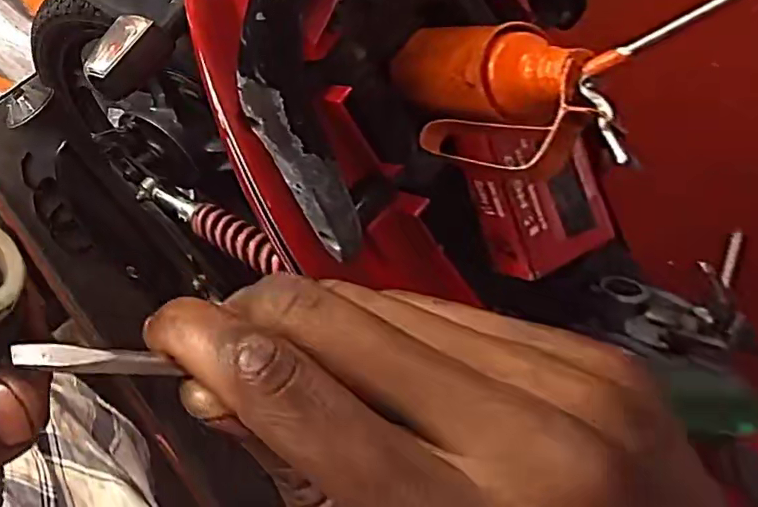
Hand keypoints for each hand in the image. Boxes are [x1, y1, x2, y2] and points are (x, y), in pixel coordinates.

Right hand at [145, 275, 724, 506]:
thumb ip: (289, 460)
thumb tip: (209, 379)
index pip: (291, 386)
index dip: (204, 341)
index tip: (167, 331)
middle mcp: (532, 446)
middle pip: (314, 312)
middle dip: (242, 315)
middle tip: (218, 341)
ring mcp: (573, 392)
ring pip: (358, 296)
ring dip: (306, 319)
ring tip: (306, 360)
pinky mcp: (590, 360)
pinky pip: (421, 304)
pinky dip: (376, 325)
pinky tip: (383, 366)